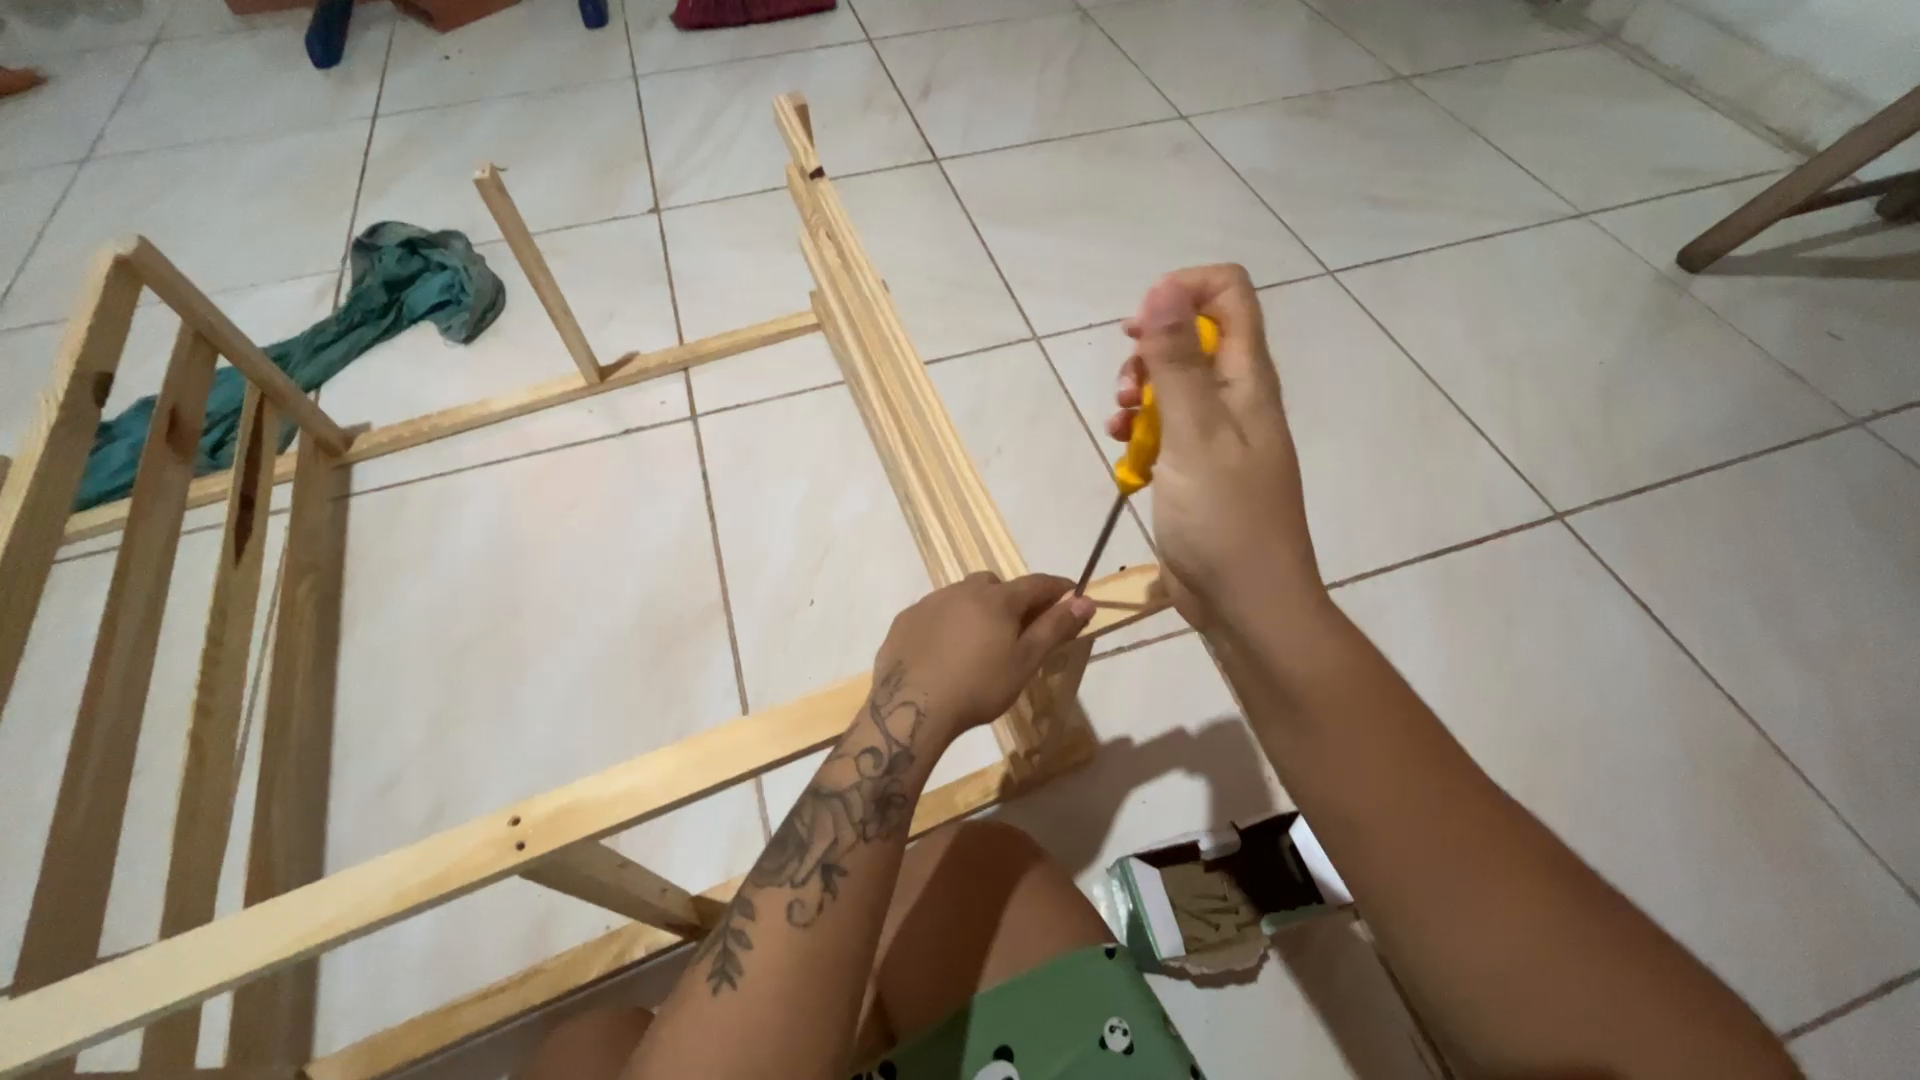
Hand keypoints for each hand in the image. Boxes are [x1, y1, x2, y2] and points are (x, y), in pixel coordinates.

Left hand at [873, 573, 1093, 735]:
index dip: (1058, 589)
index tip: (1072, 597)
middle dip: (1012, 599)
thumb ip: (1055, 628)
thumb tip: (1084, 600)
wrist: (911, 708)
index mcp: (997, 599)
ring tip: (979, 643)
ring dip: (976, 609)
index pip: (1037, 583)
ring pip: (962, 595)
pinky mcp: (904, 620)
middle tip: (1019, 629)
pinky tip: (945, 652)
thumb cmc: (979, 687)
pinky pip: (934, 612)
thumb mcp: (1025, 661)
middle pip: (996, 585)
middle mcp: (962, 590)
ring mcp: (930, 603)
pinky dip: (947, 623)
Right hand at [1107, 265, 1323, 630]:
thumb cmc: (1224, 519)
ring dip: (1139, 393)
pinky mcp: (1198, 469)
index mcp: (1248, 379)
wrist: (1246, 602)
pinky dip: (1140, 432)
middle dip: (1150, 351)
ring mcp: (1218, 435)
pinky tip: (1122, 452)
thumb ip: (1176, 362)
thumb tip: (1163, 288)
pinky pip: (1166, 429)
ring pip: (1173, 384)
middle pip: (1193, 337)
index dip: (1182, 292)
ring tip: (1119, 426)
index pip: (1227, 293)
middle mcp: (1237, 398)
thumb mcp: (1194, 434)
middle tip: (1129, 389)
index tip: (1141, 327)